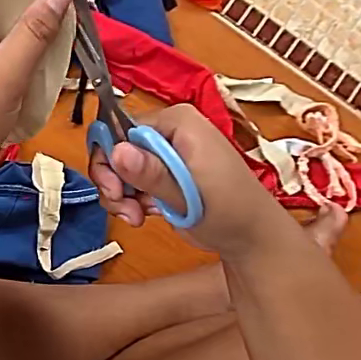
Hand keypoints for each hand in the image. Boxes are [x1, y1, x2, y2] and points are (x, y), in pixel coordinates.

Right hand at [88, 104, 291, 254]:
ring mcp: (167, 153)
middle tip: (125, 209)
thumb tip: (118, 151)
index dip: (110, 161)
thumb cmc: (230, 212)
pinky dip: (133, 200)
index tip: (116, 192)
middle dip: (115, 182)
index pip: (121, 129)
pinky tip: (146, 214)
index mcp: (177, 122)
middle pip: (117, 149)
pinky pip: (134, 181)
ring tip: (137, 216)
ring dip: (122, 196)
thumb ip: (152, 173)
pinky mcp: (165, 173)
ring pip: (122, 168)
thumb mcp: (187, 194)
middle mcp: (170, 132)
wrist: (250, 236)